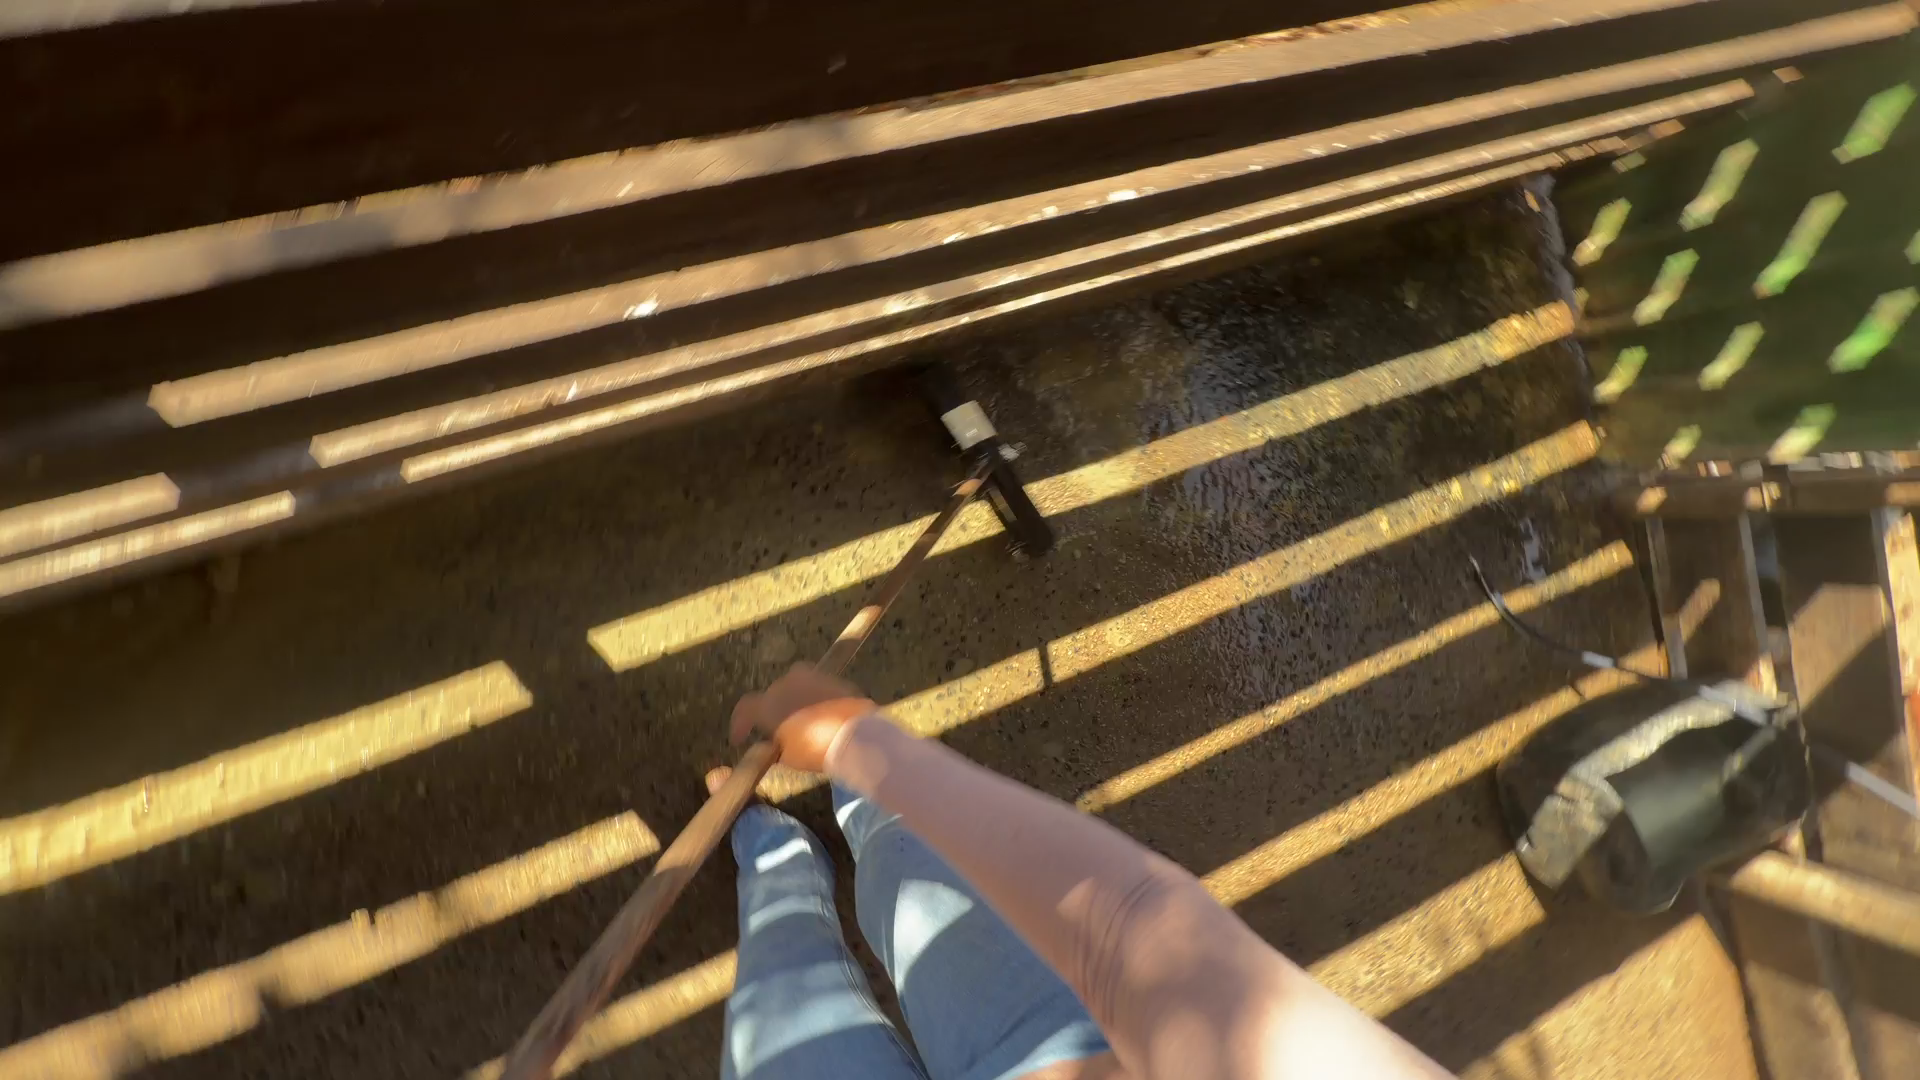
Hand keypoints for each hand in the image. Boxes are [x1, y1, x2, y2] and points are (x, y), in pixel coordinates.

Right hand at [730, 663, 874, 772]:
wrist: (854, 733)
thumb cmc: (814, 749)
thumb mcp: (788, 755)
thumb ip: (777, 744)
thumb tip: (778, 742)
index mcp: (768, 702)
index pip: (745, 709)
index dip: (740, 724)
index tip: (739, 739)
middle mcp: (786, 682)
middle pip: (773, 695)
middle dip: (774, 710)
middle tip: (778, 729)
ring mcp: (812, 676)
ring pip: (797, 687)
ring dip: (795, 700)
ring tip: (801, 719)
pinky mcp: (834, 678)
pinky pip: (817, 688)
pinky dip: (815, 699)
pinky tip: (820, 714)